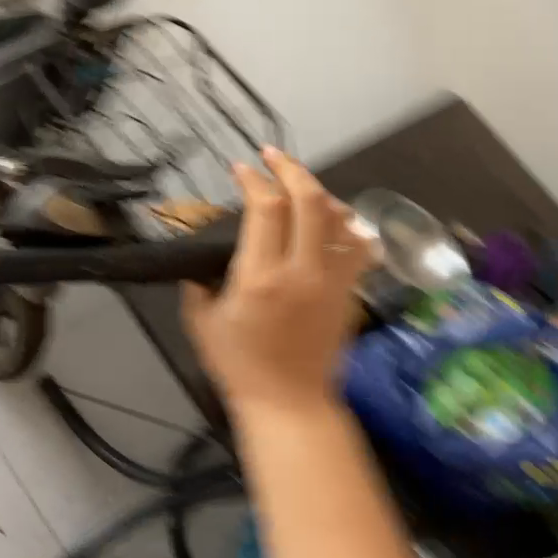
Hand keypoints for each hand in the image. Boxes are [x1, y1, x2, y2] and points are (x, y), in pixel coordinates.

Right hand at [184, 147, 371, 415]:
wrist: (288, 401)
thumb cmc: (236, 364)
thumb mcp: (200, 320)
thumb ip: (199, 281)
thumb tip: (203, 255)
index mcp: (259, 277)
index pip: (265, 209)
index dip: (253, 179)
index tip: (240, 168)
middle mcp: (302, 271)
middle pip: (309, 201)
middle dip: (290, 169)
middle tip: (272, 156)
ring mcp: (333, 281)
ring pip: (340, 217)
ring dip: (319, 193)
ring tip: (299, 186)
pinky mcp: (350, 292)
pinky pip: (358, 245)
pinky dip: (347, 224)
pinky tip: (334, 221)